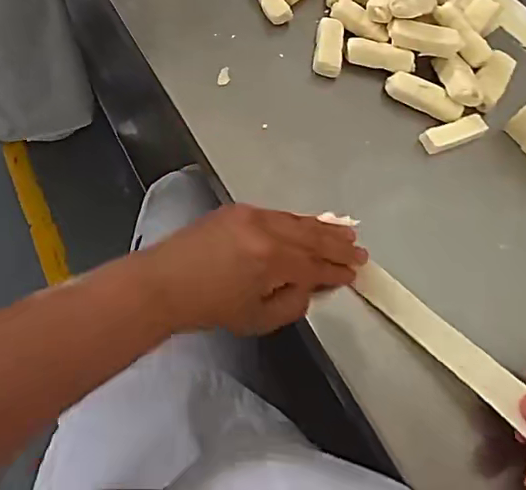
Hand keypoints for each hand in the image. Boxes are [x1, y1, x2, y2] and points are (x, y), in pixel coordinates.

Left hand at [130, 204, 365, 335]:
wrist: (165, 281)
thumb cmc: (210, 306)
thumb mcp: (259, 318)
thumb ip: (292, 302)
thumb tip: (309, 285)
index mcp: (271, 259)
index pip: (314, 265)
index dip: (336, 270)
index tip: (354, 273)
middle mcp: (264, 229)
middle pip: (309, 236)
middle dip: (335, 244)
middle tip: (359, 250)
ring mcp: (249, 215)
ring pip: (294, 221)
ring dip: (320, 227)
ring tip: (345, 233)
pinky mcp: (236, 209)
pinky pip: (276, 214)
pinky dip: (296, 220)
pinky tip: (308, 224)